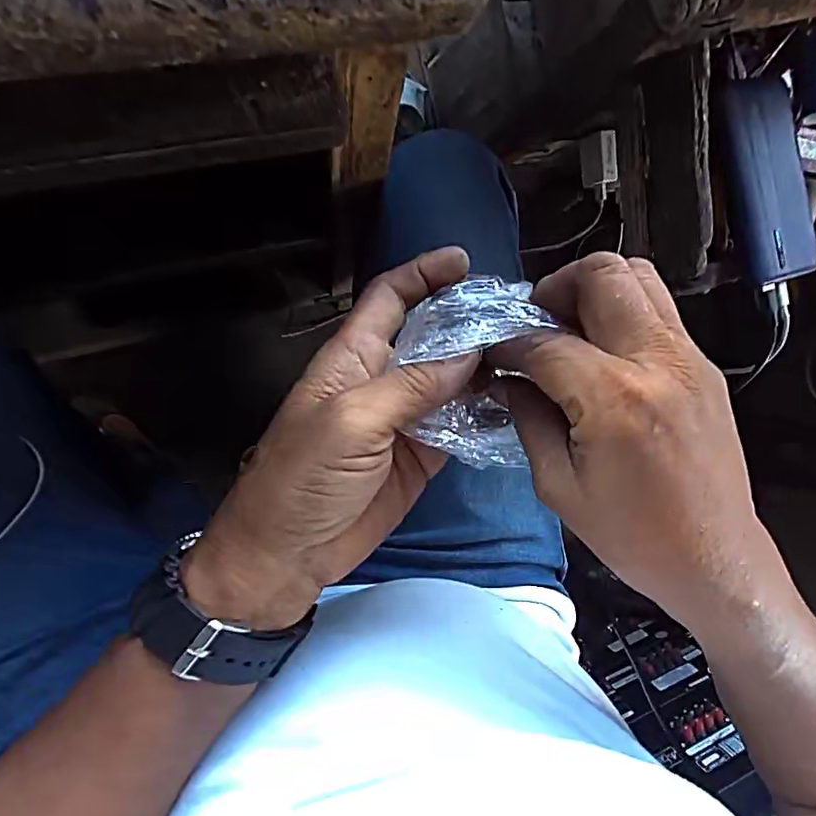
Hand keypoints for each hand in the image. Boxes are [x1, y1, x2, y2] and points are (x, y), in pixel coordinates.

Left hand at [180, 249, 480, 628]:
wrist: (287, 554)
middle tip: (514, 315)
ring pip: (452, 380)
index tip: (463, 261)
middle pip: (432, 337)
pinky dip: (486, 414)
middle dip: (468, 320)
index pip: (389, 299)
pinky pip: (461, 425)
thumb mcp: (351, 422)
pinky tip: (514, 404)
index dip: (422, 275)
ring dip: (485, 367)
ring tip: (527, 355)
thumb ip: (411, 386)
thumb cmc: (302, 480)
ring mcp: (406, 419)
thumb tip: (470, 354)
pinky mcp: (424, 455)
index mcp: (353, 359)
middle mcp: (383, 381)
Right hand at [490, 252, 788, 622]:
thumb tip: (510, 381)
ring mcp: (690, 360)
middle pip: (603, 274)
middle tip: (537, 323)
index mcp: (616, 398)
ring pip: (642, 278)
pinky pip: (662, 314)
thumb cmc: (639, 537)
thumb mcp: (561, 488)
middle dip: (557, 287)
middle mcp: (659, 362)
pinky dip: (626, 316)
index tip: (497, 352)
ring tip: (572, 332)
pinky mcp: (706, 370)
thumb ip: (529, 421)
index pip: (547, 341)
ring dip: (597, 291)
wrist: (715, 558)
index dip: (510, 342)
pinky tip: (607, 357)